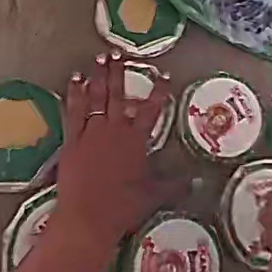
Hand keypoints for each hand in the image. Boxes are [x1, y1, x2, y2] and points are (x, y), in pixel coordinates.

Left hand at [48, 55, 173, 257]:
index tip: (164, 74)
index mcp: (136, 140)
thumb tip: (199, 181)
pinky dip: (74, 93)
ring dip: (97, 76)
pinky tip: (74, 79)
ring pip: (96, 97)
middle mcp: (115, 130)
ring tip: (98, 58)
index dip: (159, 91)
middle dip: (119, 72)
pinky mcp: (71, 140)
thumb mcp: (154, 196)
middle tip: (118, 53)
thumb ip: (176, 184)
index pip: (152, 109)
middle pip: (118, 94)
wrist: (87, 218)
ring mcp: (91, 132)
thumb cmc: (123, 208)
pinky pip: (73, 111)